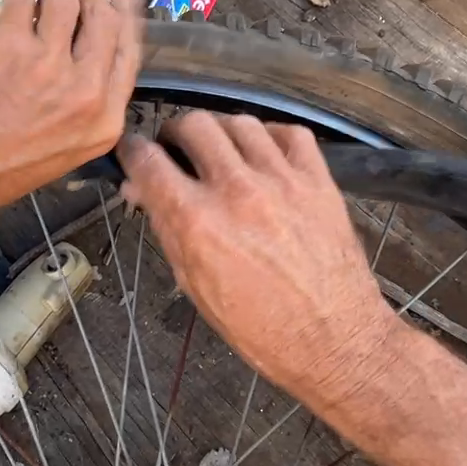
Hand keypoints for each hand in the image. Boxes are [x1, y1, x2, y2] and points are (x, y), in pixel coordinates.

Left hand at [0, 0, 143, 222]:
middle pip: (104, 19)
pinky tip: (7, 16)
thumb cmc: (2, 167)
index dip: (127, 16)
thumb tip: (93, 49)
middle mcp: (86, 90)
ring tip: (28, 21)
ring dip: (46, 3)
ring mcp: (48, 64)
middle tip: (64, 10)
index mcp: (105, 120)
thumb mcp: (68, 145)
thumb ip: (88, 100)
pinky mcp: (9, 46)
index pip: (130, 50)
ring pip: (64, 2)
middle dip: (87, 4)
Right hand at [119, 114, 399, 412]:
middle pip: (192, 124)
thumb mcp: (193, 282)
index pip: (148, 159)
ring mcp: (282, 181)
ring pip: (239, 121)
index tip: (132, 152)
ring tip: (219, 152)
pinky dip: (269, 136)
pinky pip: (290, 133)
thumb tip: (139, 189)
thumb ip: (165, 227)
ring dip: (220, 132)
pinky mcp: (319, 181)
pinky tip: (263, 155)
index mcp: (197, 221)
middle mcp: (236, 191)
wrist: (335, 344)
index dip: (131, 149)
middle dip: (174, 133)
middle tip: (176, 151)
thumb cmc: (256, 326)